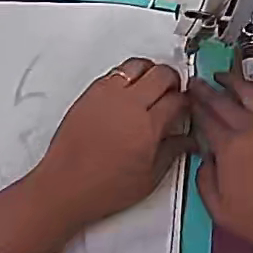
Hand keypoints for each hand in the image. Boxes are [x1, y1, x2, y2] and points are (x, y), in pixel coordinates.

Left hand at [14, 58, 188, 244]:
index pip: (178, 99)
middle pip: (162, 74)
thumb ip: (171, 152)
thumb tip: (187, 139)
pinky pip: (114, 72)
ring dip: (150, 72)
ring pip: (137, 65)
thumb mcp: (148, 178)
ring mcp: (107, 95)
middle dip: (173, 81)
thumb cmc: (102, 187)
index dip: (187, 102)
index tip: (185, 108)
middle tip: (172, 93)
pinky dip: (126, 76)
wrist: (65, 186)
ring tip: (151, 87)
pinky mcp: (90, 93)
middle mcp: (128, 104)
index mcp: (148, 126)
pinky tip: (128, 92)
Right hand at [187, 66, 252, 252]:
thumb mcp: (217, 206)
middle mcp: (249, 127)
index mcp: (227, 145)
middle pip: (222, 101)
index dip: (193, 106)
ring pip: (249, 90)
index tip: (187, 100)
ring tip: (223, 74)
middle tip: (196, 83)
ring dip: (233, 79)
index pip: (204, 117)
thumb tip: (205, 161)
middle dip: (206, 90)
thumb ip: (204, 178)